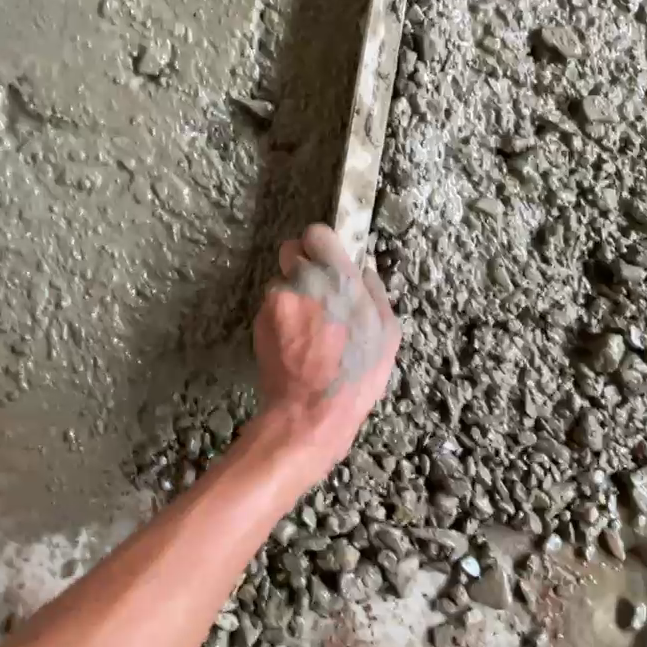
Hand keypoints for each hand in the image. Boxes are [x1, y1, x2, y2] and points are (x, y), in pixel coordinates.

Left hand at [250, 224, 400, 486]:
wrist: (310, 413)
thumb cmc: (356, 375)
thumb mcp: (387, 333)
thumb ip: (375, 292)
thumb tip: (365, 270)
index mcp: (338, 278)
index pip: (318, 233)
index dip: (323, 244)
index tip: (329, 258)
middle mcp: (303, 281)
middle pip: (291, 249)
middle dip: (303, 263)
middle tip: (318, 289)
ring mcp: (277, 301)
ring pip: (280, 280)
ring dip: (292, 293)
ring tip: (308, 325)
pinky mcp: (259, 320)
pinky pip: (271, 306)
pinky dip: (281, 316)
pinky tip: (295, 340)